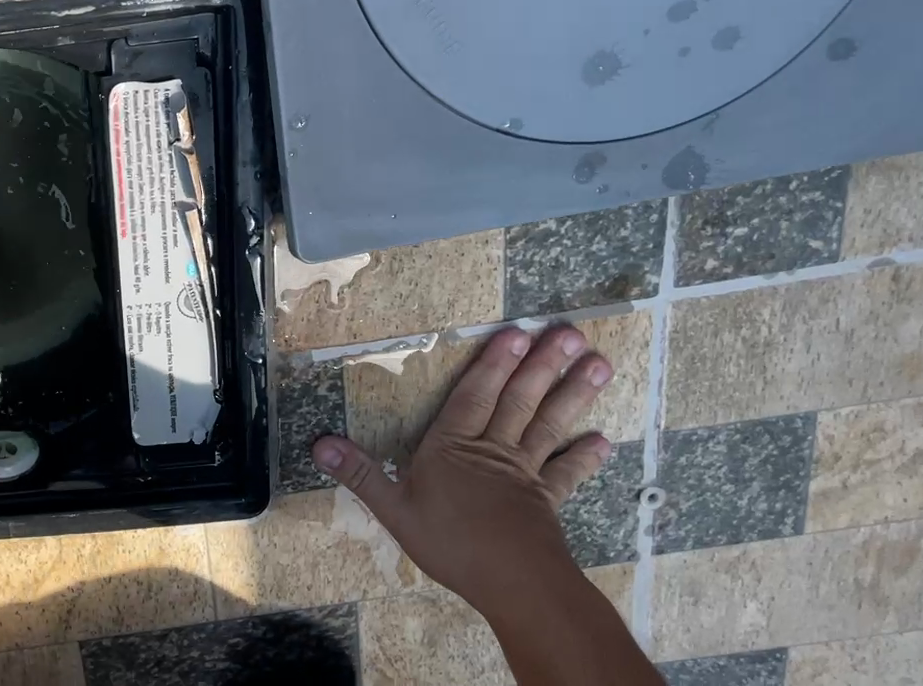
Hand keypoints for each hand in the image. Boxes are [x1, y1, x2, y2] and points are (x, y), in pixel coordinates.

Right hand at [311, 325, 612, 617]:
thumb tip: (319, 444)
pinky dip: (585, 455)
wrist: (518, 588)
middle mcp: (492, 450)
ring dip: (573, 395)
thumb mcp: (394, 510)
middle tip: (570, 334)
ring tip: (598, 365)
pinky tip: (603, 439)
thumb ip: (360, 473)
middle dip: (543, 366)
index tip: (516, 333)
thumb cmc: (453, 544)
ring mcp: (524, 474)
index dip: (493, 364)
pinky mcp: (546, 500)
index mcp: (453, 447)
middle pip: (519, 401)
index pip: (474, 396)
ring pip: (548, 425)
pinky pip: (567, 472)